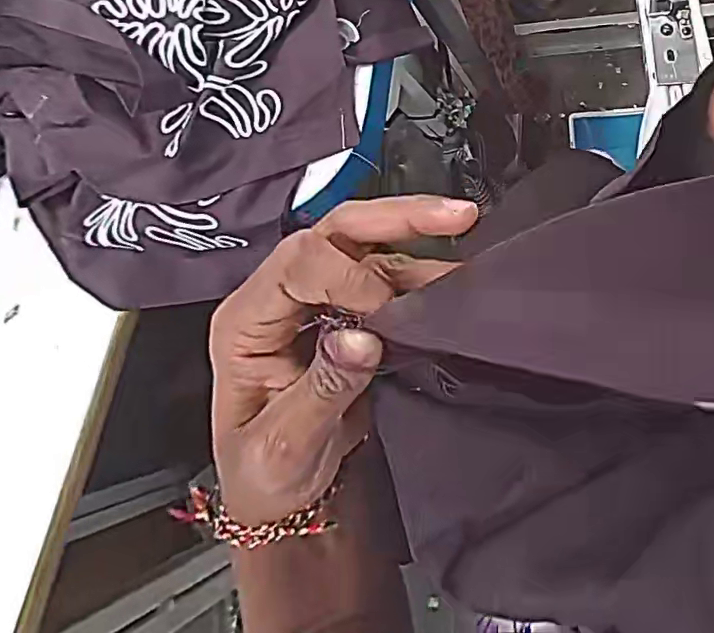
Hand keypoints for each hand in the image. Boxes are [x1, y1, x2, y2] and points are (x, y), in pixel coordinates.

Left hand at [208, 195, 477, 525]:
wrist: (293, 497)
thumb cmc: (268, 477)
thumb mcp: (283, 449)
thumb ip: (321, 393)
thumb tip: (362, 338)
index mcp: (247, 320)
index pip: (299, 264)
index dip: (349, 277)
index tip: (386, 312)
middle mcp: (283, 295)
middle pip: (337, 231)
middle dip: (398, 217)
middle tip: (453, 215)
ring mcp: (322, 296)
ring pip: (371, 243)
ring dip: (422, 236)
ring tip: (467, 231)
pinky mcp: (355, 306)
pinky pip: (392, 272)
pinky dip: (428, 268)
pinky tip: (457, 274)